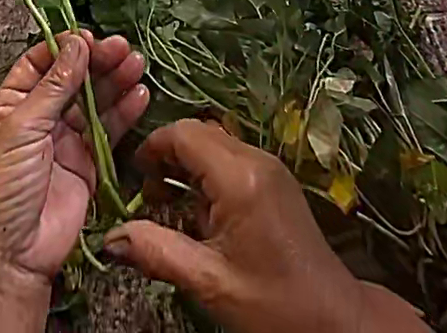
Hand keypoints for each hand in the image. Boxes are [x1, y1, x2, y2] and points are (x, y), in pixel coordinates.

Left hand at [0, 31, 149, 331]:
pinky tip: (140, 93)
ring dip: (116, 80)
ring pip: (95, 100)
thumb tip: (76, 44)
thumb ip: (54, 87)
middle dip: (97, 60)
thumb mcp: (20, 129)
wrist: (10, 256)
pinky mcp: (88, 161)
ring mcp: (66, 138)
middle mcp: (41, 116)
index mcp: (13, 103)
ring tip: (136, 62)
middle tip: (120, 47)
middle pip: (74, 78)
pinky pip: (109, 130)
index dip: (65, 48)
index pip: (41, 63)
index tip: (88, 37)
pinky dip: (126, 111)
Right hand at [103, 119, 428, 332]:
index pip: (185, 133)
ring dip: (187, 164)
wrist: (335, 319)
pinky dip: (207, 173)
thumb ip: (157, 252)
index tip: (134, 175)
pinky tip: (200, 212)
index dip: (154, 147)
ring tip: (169, 205)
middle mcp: (255, 158)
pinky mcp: (274, 177)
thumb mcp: (209, 283)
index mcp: (240, 177)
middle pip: (199, 132)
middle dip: (168, 155)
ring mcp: (268, 164)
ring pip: (214, 142)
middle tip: (149, 194)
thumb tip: (110, 239)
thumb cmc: (273, 303)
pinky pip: (230, 157)